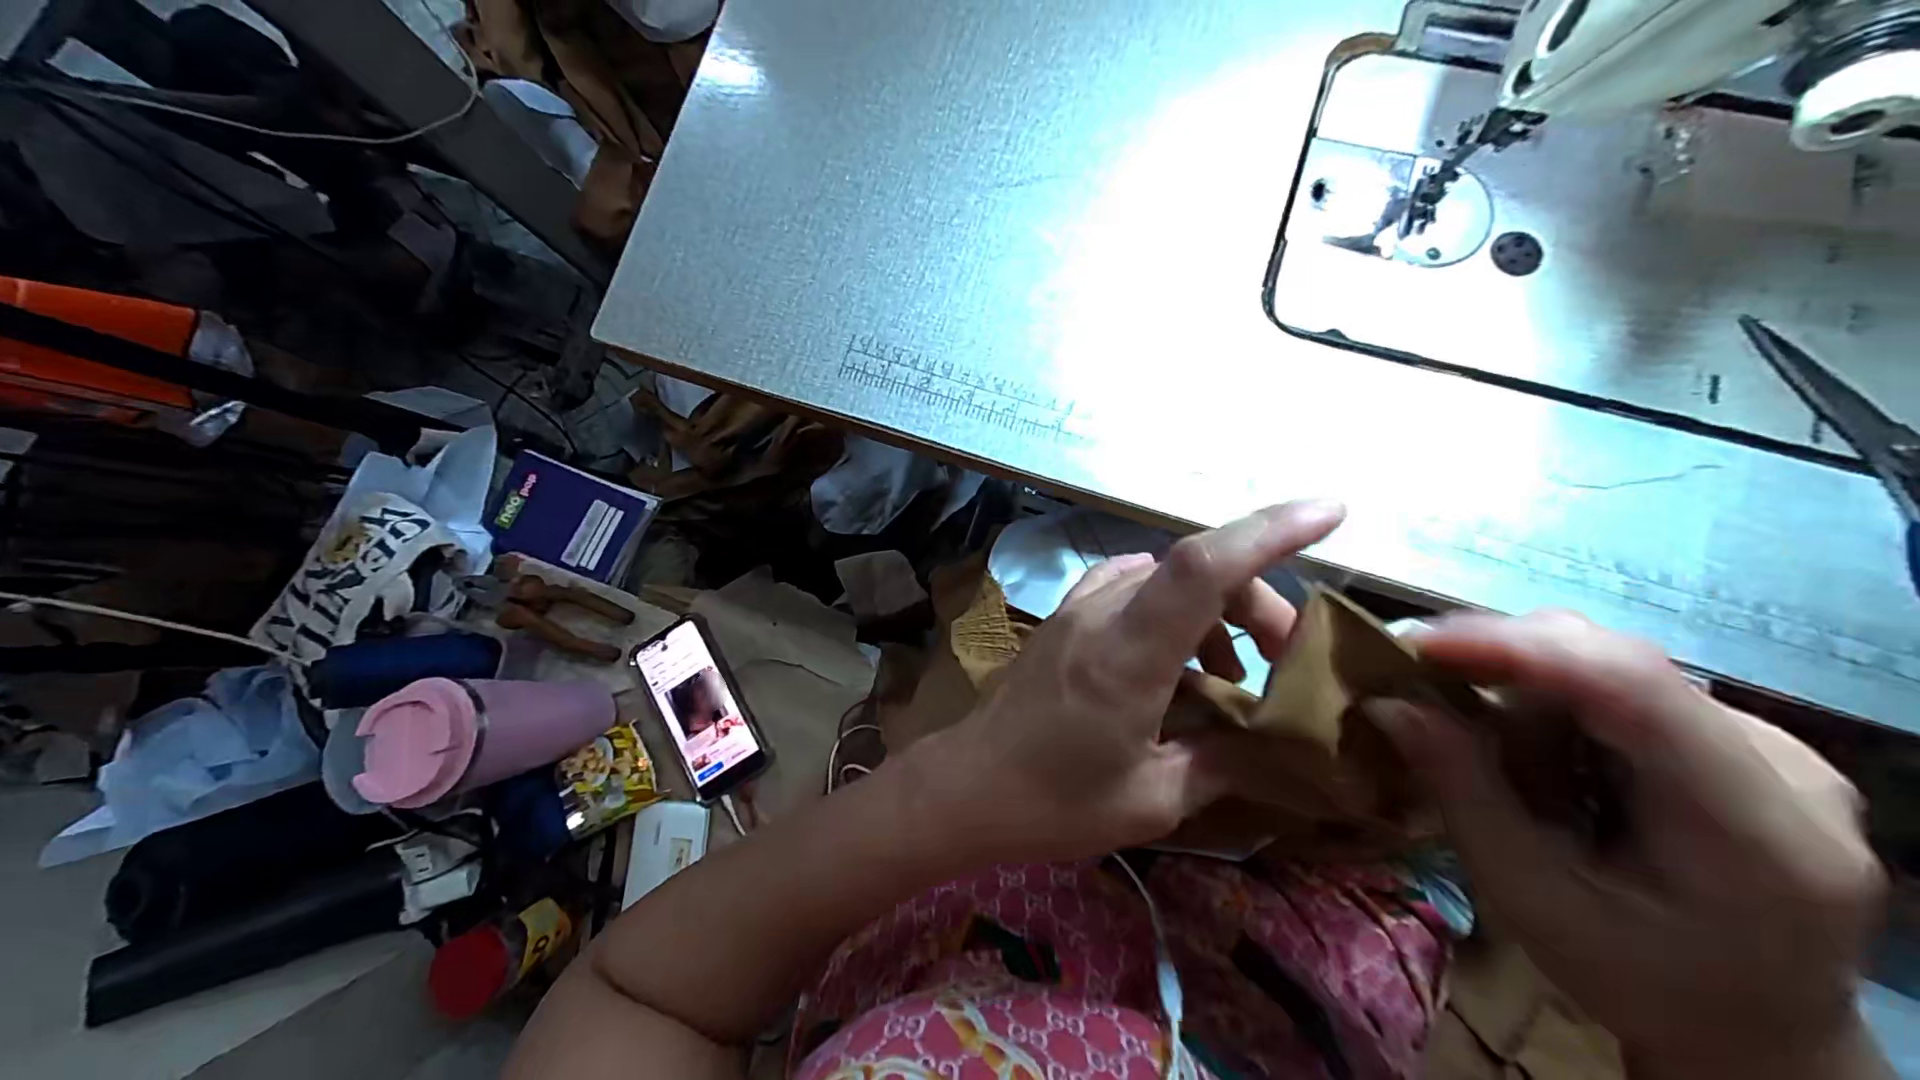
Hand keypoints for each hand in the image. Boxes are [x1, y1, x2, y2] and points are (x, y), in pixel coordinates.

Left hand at [911, 499, 1345, 863]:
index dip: (1268, 531)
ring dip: (1214, 604)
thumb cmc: (1052, 804)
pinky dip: (1170, 604)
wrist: (965, 788)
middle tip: (1285, 660)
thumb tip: (1280, 747)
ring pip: (1163, 574)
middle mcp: (1100, 615)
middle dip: (1258, 598)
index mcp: (1127, 656)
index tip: (1330, 513)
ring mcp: (1076, 611)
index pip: (1201, 567)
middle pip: (1195, 568)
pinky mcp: (1063, 620)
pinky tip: (1179, 652)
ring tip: (1234, 668)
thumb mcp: (1151, 799)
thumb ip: (1222, 761)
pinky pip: (1129, 586)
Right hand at [1373, 612, 1886, 1079]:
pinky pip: (1626, 685)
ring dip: (1529, 693)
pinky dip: (1557, 705)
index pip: (1632, 687)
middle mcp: (1784, 767)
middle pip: (1616, 663)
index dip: (1515, 647)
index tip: (1416, 645)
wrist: (1753, 1033)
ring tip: (1500, 757)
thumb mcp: (1529, 898)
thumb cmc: (1636, 981)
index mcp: (1754, 830)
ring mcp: (1776, 748)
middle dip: (1505, 665)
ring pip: (1612, 665)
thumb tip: (1388, 702)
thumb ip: (1462, 793)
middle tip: (1426, 693)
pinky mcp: (1748, 741)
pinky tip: (1546, 760)